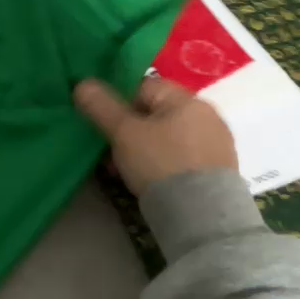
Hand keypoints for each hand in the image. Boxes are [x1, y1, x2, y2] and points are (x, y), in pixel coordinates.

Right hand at [73, 77, 237, 195]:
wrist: (201, 215)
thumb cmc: (160, 162)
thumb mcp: (123, 132)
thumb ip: (101, 105)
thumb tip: (82, 83)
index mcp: (186, 99)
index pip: (142, 86)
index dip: (117, 101)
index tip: (104, 123)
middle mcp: (206, 115)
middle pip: (153, 112)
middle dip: (127, 128)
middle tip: (109, 148)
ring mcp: (216, 143)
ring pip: (164, 135)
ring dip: (141, 146)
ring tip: (124, 167)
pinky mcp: (217, 169)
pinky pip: (179, 154)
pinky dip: (160, 161)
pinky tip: (148, 178)